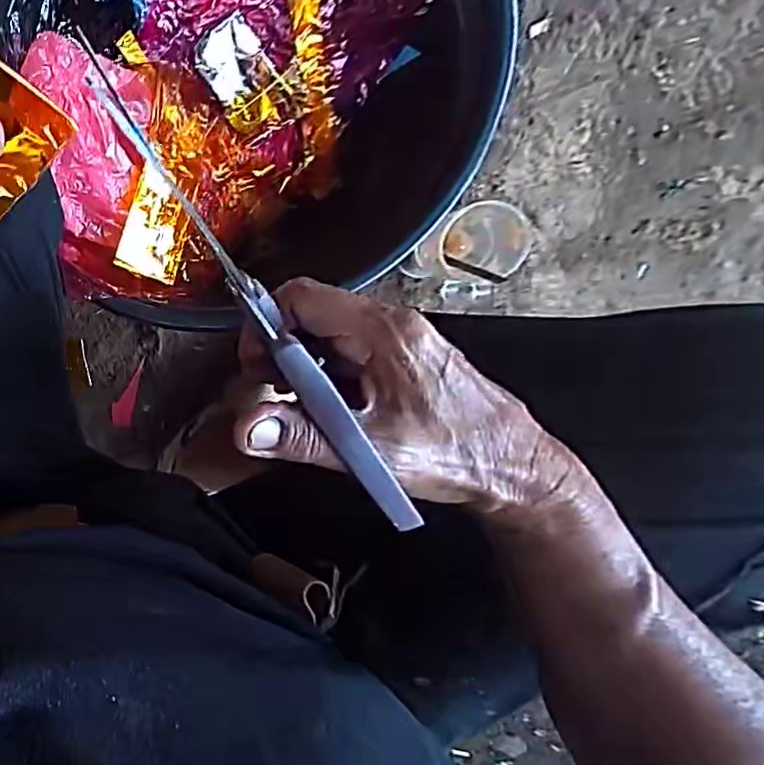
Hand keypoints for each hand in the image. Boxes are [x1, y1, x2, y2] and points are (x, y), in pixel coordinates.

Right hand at [232, 278, 582, 515]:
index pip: (302, 297)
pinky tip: (328, 408)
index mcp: (385, 333)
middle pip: (309, 312)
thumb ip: (299, 436)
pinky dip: (323, 374)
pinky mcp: (399, 357)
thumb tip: (249, 425)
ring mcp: (397, 340)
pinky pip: (345, 349)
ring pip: (325, 331)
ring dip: (299, 364)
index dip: (266, 324)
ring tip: (300, 403)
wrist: (514, 467)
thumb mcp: (367, 450)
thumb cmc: (458, 453)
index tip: (256, 360)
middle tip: (272, 387)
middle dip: (278, 348)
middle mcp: (392, 326)